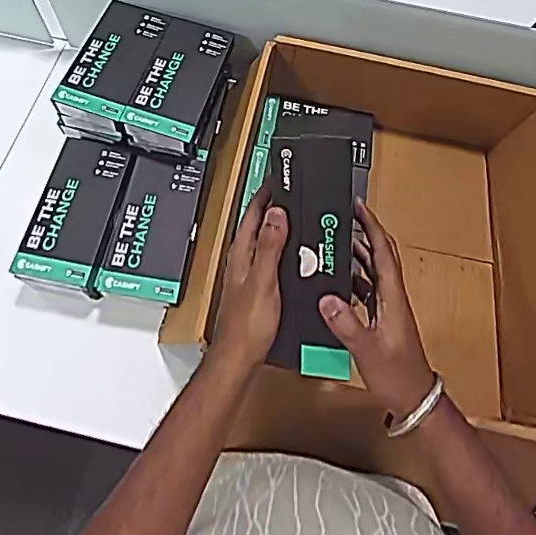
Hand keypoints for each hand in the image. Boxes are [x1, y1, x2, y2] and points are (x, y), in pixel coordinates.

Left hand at [207, 189, 285, 374]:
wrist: (239, 357)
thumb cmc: (246, 326)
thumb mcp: (263, 281)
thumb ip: (269, 246)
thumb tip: (276, 214)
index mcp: (242, 253)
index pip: (253, 213)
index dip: (265, 193)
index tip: (279, 177)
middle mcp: (242, 260)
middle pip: (258, 223)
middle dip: (273, 205)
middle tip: (291, 190)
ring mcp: (249, 273)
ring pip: (264, 239)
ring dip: (278, 226)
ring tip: (296, 215)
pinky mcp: (257, 285)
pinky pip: (270, 256)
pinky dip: (283, 247)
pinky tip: (294, 252)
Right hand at [320, 200, 436, 418]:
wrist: (415, 397)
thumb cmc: (398, 376)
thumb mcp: (368, 350)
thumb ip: (346, 325)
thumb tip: (327, 299)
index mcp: (393, 297)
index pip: (383, 252)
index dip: (372, 226)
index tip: (359, 207)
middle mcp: (393, 297)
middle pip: (380, 254)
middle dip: (365, 232)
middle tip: (345, 217)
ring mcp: (389, 306)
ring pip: (374, 270)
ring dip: (359, 253)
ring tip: (337, 241)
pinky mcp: (384, 317)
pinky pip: (369, 288)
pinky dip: (355, 277)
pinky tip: (339, 281)